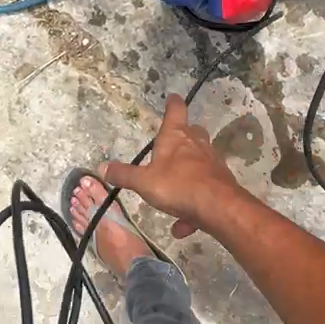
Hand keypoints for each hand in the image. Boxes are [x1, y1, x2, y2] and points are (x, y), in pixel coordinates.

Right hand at [102, 94, 251, 239]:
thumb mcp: (143, 182)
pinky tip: (182, 226)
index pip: (176, 110)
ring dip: (187, 174)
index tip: (173, 97)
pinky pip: (204, 190)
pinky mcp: (222, 183)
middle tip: (173, 145)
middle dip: (184, 137)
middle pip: (192, 132)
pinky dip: (193, 206)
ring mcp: (212, 162)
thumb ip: (124, 175)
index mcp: (176, 136)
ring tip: (172, 198)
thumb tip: (102, 167)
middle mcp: (196, 144)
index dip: (173, 103)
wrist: (219, 208)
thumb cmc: (177, 185)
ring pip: (199, 162)